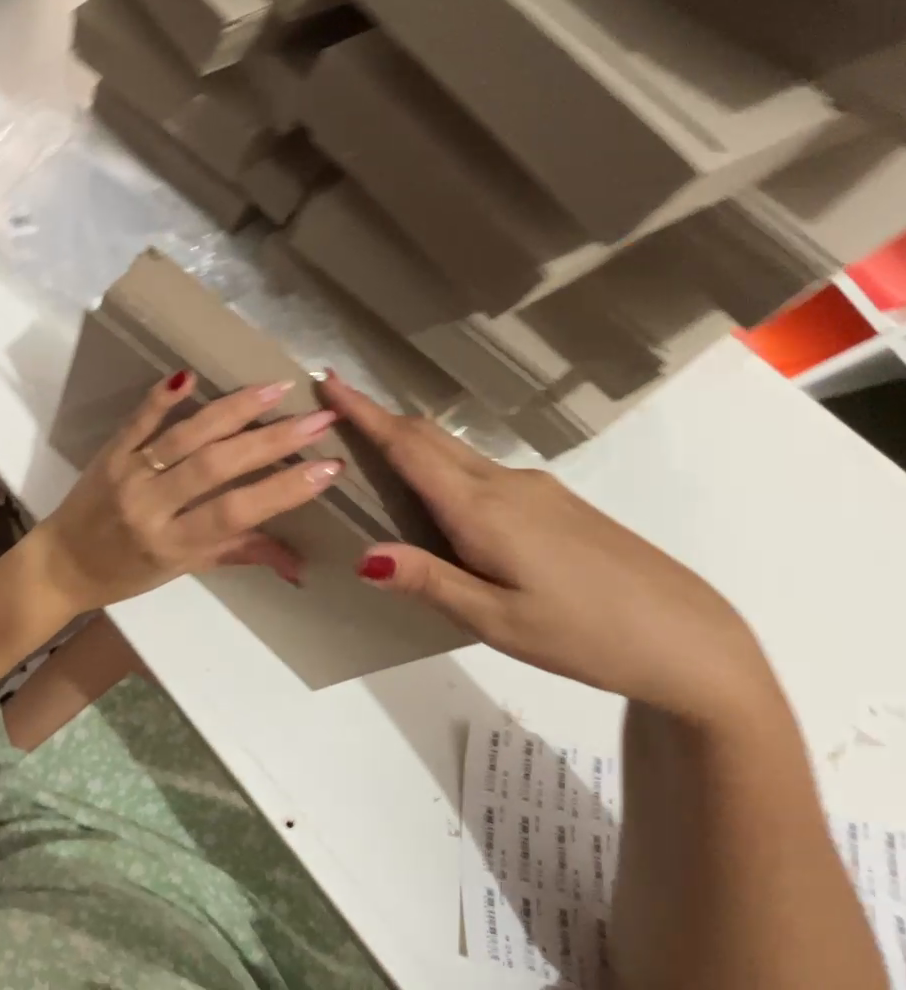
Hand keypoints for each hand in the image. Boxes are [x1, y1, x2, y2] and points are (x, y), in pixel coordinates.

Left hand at [33, 370, 347, 614]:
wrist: (60, 564)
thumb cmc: (126, 573)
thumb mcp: (182, 570)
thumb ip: (238, 553)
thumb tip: (300, 564)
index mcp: (173, 542)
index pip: (235, 511)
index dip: (283, 490)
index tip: (329, 468)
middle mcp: (150, 505)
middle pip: (214, 466)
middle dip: (271, 441)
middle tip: (319, 420)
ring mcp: (126, 474)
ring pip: (182, 438)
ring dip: (231, 411)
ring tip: (274, 389)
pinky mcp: (107, 453)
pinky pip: (136, 422)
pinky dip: (160, 398)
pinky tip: (190, 375)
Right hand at [320, 375, 781, 727]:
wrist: (694, 643)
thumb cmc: (587, 636)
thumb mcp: (496, 620)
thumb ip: (428, 581)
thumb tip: (362, 554)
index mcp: (482, 510)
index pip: (409, 448)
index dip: (364, 413)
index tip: (329, 381)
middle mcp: (506, 486)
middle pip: (431, 439)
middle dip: (380, 419)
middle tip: (335, 408)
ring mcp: (537, 491)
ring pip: (456, 454)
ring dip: (410, 444)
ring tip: (371, 457)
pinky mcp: (557, 505)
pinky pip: (480, 473)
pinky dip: (441, 469)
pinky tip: (436, 501)